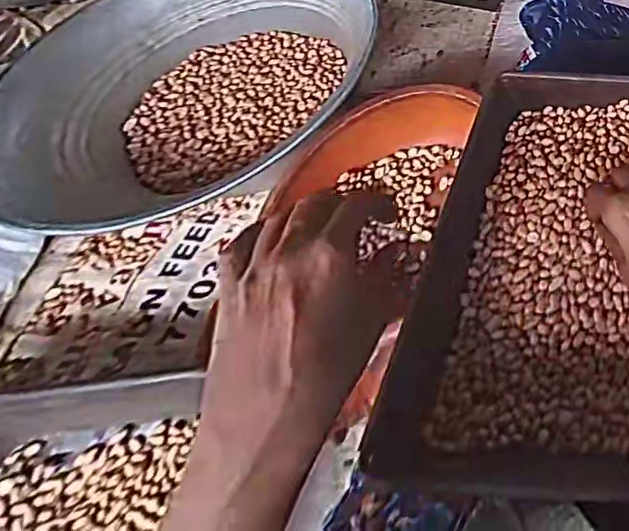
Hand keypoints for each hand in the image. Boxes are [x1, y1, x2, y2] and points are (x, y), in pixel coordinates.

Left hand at [202, 190, 401, 443]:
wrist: (262, 426)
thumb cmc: (316, 384)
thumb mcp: (372, 323)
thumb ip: (388, 280)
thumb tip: (398, 259)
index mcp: (329, 257)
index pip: (358, 205)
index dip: (378, 203)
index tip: (385, 212)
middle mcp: (288, 254)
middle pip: (317, 201)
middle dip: (342, 202)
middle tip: (357, 214)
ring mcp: (255, 269)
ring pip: (280, 215)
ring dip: (305, 212)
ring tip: (320, 223)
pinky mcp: (230, 289)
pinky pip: (241, 242)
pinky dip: (260, 231)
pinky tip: (269, 237)